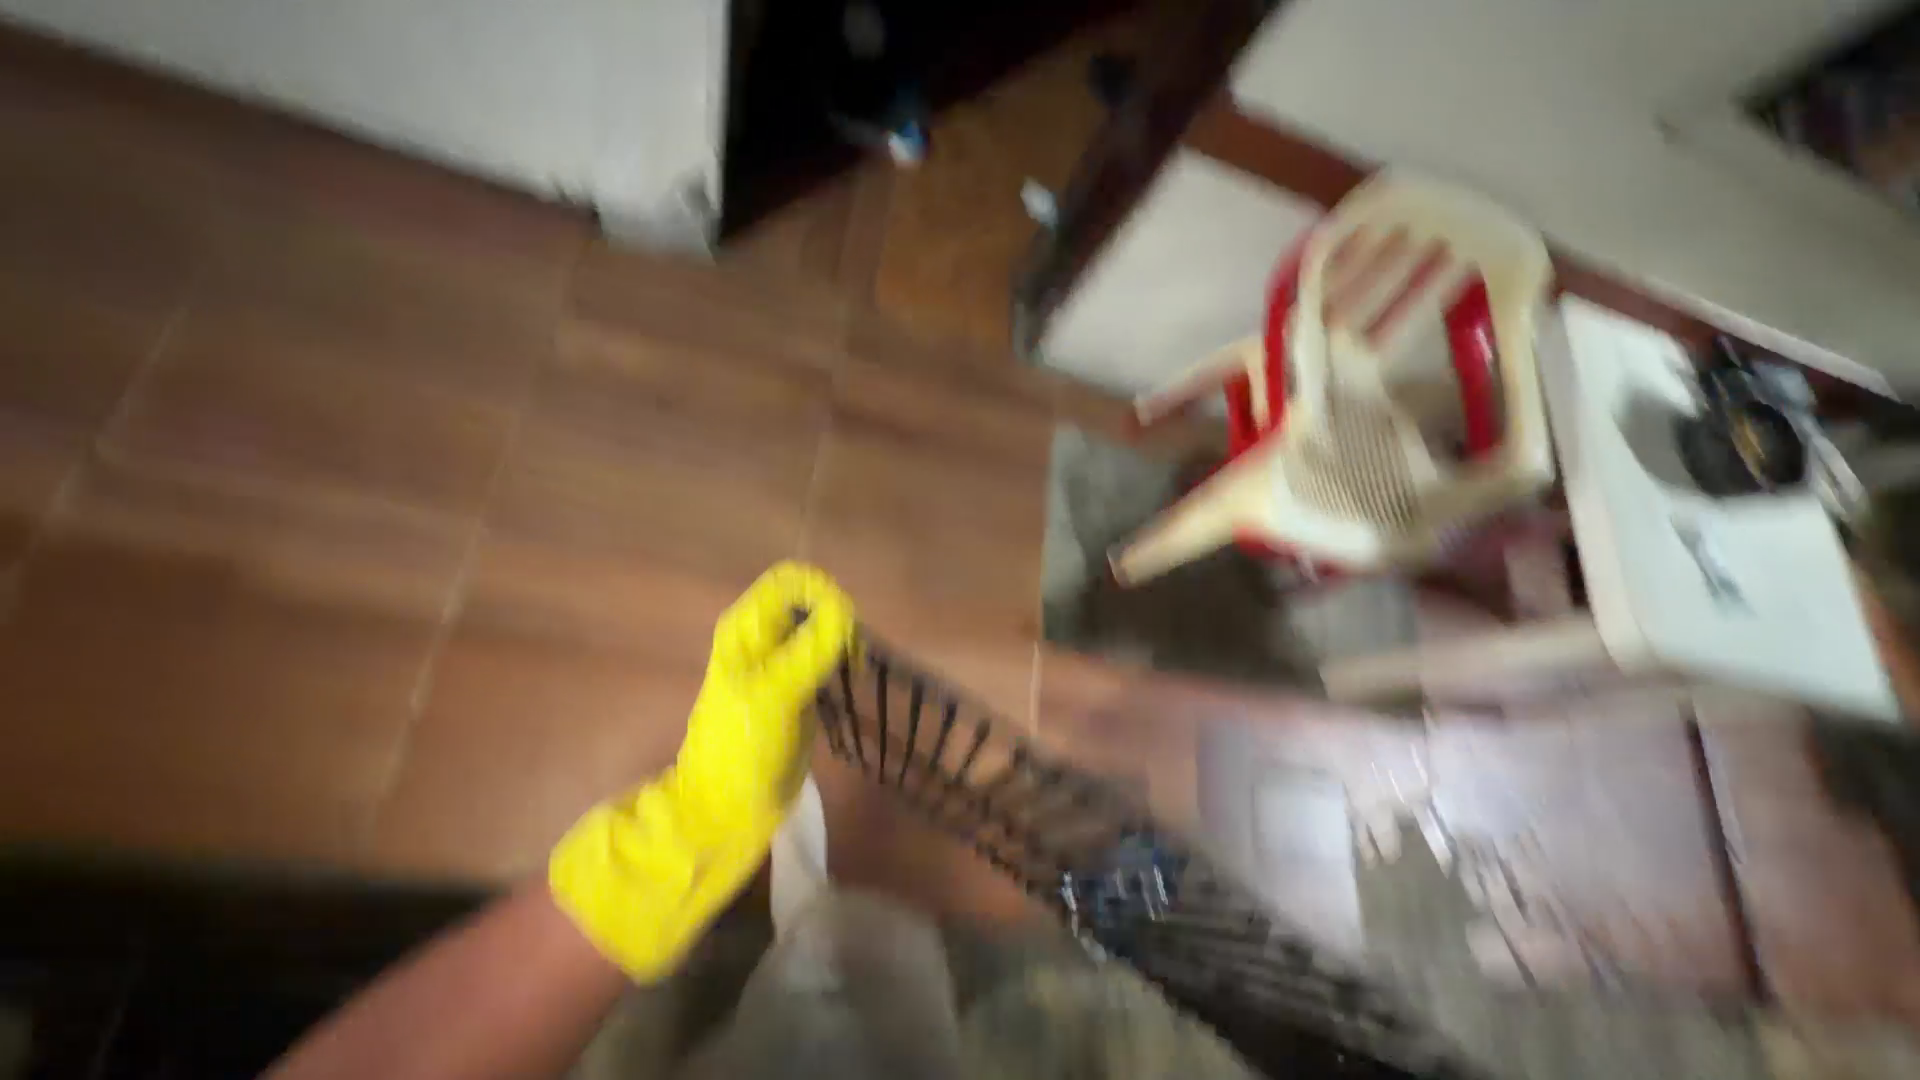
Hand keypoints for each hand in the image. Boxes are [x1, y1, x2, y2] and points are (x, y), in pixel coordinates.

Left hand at [549, 562, 855, 980]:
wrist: (727, 808)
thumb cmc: (740, 748)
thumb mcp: (775, 695)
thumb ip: (809, 650)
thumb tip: (845, 608)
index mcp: (747, 629)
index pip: (790, 580)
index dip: (822, 592)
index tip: (845, 626)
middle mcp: (764, 637)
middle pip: (810, 601)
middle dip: (837, 618)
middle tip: (851, 657)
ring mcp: (781, 663)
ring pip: (822, 628)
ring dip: (842, 640)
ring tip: (851, 671)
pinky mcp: (799, 688)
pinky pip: (826, 656)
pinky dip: (841, 660)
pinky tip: (847, 681)